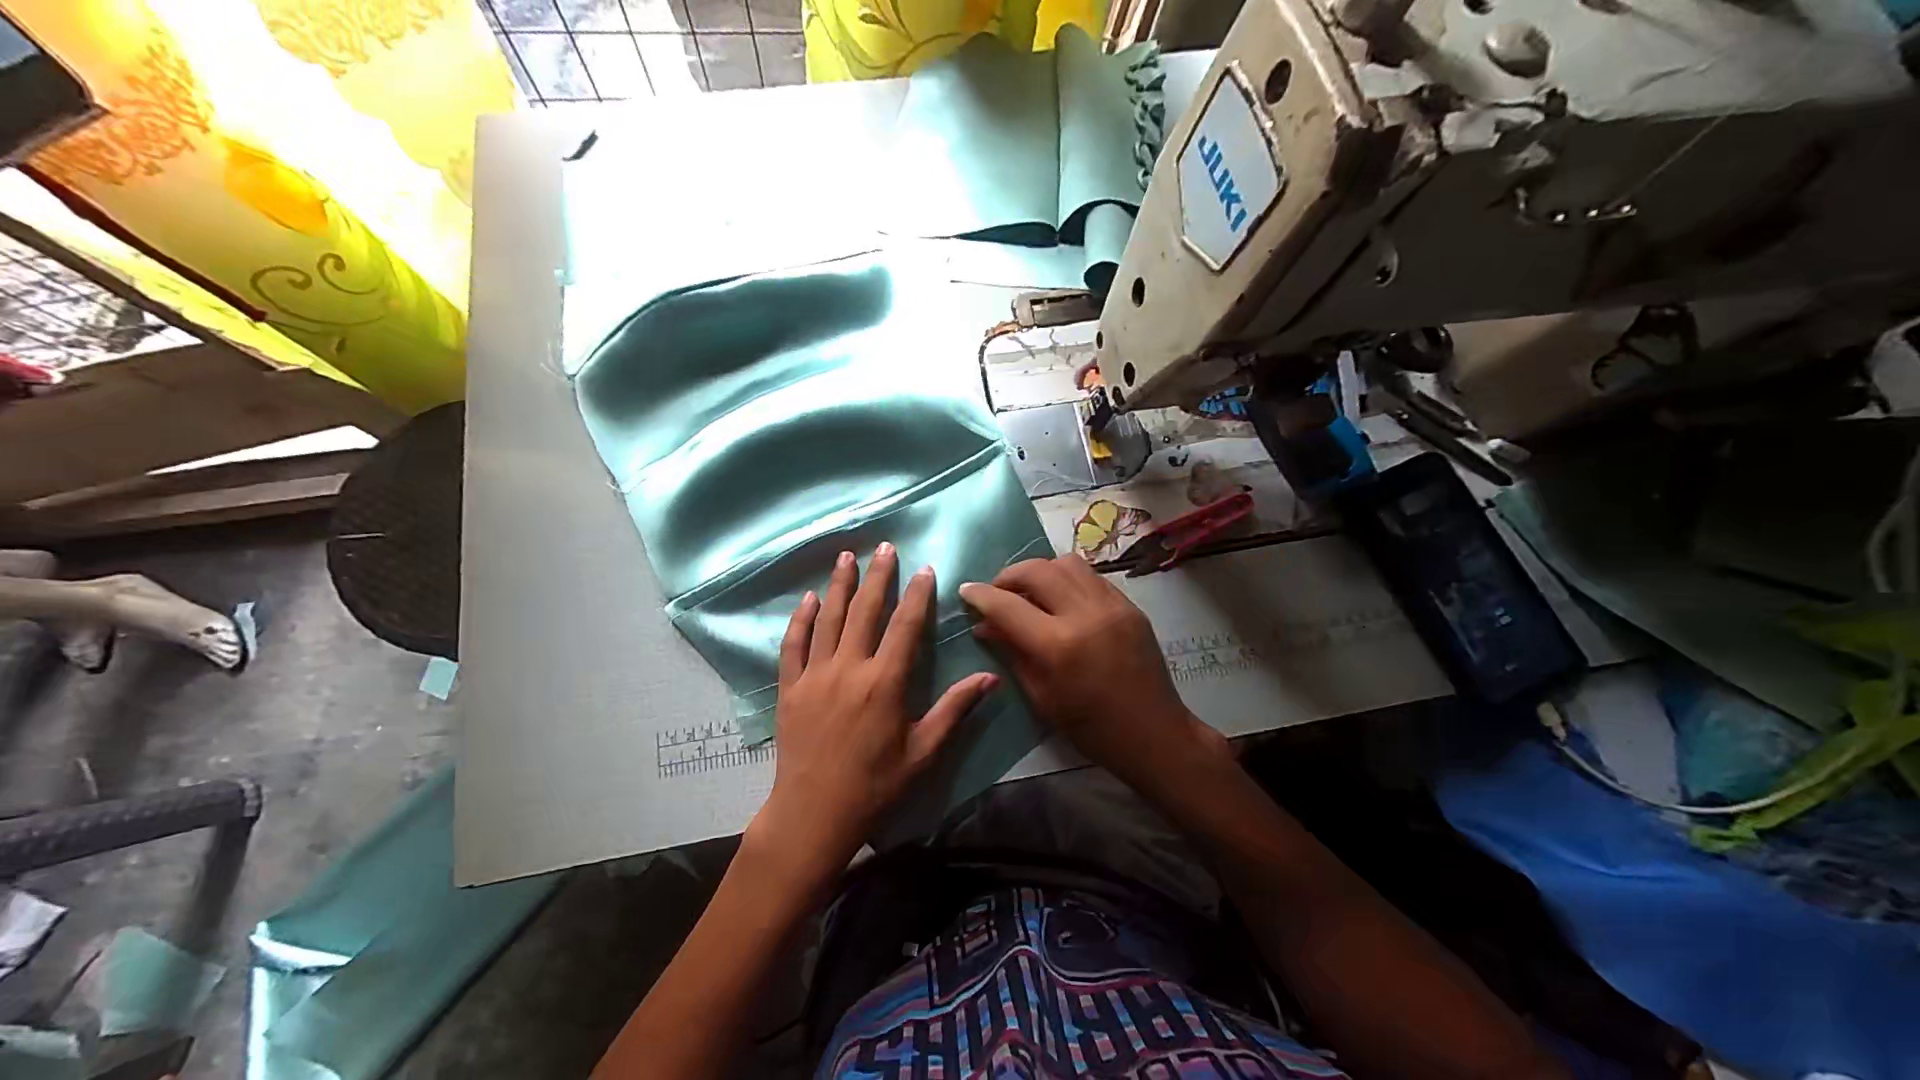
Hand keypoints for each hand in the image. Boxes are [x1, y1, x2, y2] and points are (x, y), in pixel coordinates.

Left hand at [750, 543, 997, 873]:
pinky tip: (807, 599)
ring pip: (828, 620)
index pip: (904, 626)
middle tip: (884, 547)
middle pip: (865, 612)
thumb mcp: (923, 751)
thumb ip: (954, 709)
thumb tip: (990, 678)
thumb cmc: (876, 785)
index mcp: (884, 682)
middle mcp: (849, 669)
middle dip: (877, 576)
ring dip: (838, 586)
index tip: (924, 569)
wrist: (814, 813)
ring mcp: (815, 676)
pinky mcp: (790, 688)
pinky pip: (793, 645)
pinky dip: (800, 619)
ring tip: (846, 557)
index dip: (916, 595)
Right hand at [959, 555, 1224, 788]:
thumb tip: (983, 626)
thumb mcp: (1041, 696)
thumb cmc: (1091, 727)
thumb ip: (1011, 652)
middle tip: (997, 592)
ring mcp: (1111, 605)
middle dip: (1008, 575)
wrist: (1153, 733)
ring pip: (1066, 563)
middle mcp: (1085, 615)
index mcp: (1058, 646)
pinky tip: (1060, 599)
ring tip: (1029, 591)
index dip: (981, 595)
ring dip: (1040, 571)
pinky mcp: (1129, 605)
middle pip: (1036, 570)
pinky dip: (1067, 579)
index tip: (966, 591)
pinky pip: (1090, 576)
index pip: (1008, 606)